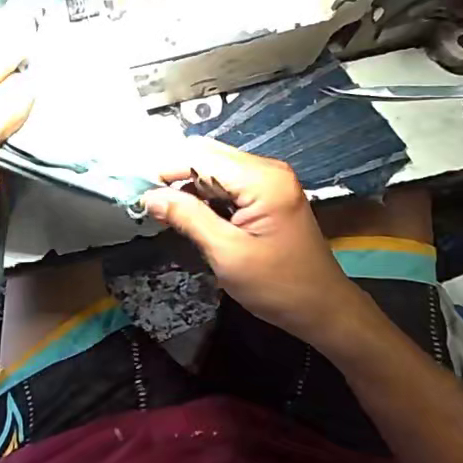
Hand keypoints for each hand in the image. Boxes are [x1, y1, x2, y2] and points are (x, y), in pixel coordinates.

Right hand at [140, 140, 368, 345]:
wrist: (323, 308)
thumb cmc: (277, 286)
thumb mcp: (227, 254)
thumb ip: (188, 218)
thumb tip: (149, 197)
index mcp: (261, 179)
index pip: (199, 155)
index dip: (166, 170)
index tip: (140, 194)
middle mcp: (267, 169)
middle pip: (206, 154)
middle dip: (175, 175)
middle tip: (152, 205)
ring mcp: (269, 180)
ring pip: (214, 166)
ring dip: (189, 185)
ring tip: (168, 213)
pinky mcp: (268, 193)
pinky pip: (227, 182)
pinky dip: (205, 194)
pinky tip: (193, 215)